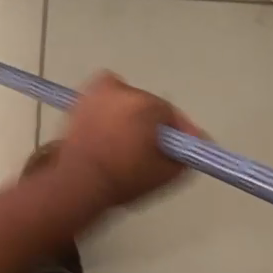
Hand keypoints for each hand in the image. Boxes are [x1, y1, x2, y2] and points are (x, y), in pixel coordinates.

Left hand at [57, 73, 199, 207]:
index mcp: (149, 106)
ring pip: (128, 100)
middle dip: (154, 123)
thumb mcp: (164, 175)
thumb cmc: (123, 178)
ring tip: (128, 139)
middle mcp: (127, 90)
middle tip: (152, 147)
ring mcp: (100, 92)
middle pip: (150, 106)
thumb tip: (195, 143)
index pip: (172, 115)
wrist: (78, 181)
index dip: (179, 131)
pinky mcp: (82, 98)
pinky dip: (110, 105)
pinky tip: (109, 124)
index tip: (183, 146)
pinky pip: (105, 96)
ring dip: (132, 114)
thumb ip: (185, 157)